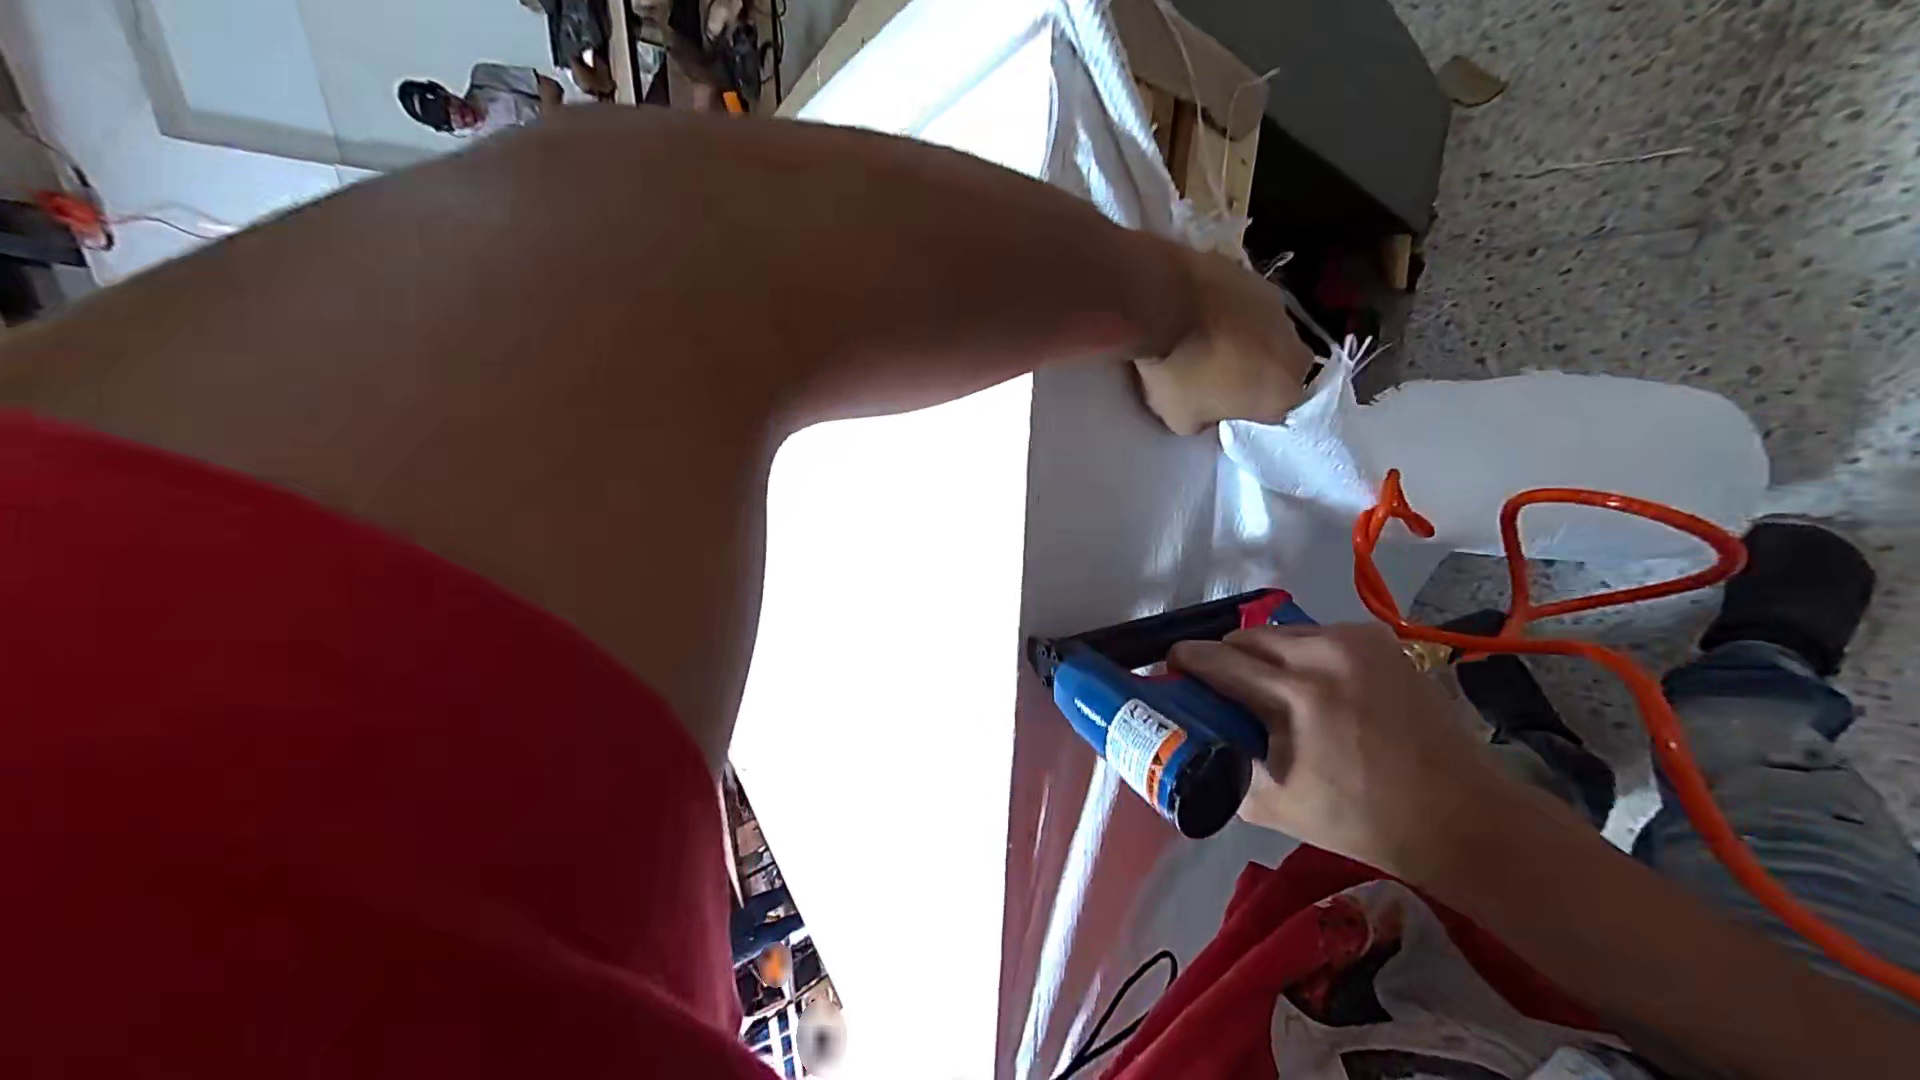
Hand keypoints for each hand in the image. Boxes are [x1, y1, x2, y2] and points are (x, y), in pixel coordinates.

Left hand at [1133, 250, 1316, 435]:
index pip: (1274, 411)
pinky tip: (1204, 312)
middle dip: (1255, 373)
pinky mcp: (1260, 278)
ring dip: (1246, 339)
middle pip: (1278, 370)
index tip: (1222, 405)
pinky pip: (1249, 305)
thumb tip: (1209, 413)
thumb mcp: (1181, 419)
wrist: (1164, 303)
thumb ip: (1206, 422)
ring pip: (1268, 334)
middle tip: (1217, 373)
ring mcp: (1280, 309)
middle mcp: (1296, 351)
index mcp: (1283, 393)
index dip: (1247, 410)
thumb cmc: (1177, 372)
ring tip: (1207, 340)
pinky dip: (1232, 311)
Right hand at [1169, 623, 1527, 881]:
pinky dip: (1300, 653)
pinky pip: (1316, 635)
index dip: (1184, 661)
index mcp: (1297, 695)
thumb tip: (1192, 741)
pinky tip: (1309, 683)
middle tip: (1217, 687)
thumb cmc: (1362, 819)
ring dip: (1261, 654)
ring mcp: (1356, 641)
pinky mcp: (1379, 641)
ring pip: (1280, 633)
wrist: (1461, 815)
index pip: (1217, 659)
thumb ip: (1224, 764)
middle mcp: (1324, 653)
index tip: (1170, 668)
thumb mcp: (1274, 803)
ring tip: (1265, 687)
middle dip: (1222, 658)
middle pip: (1245, 638)